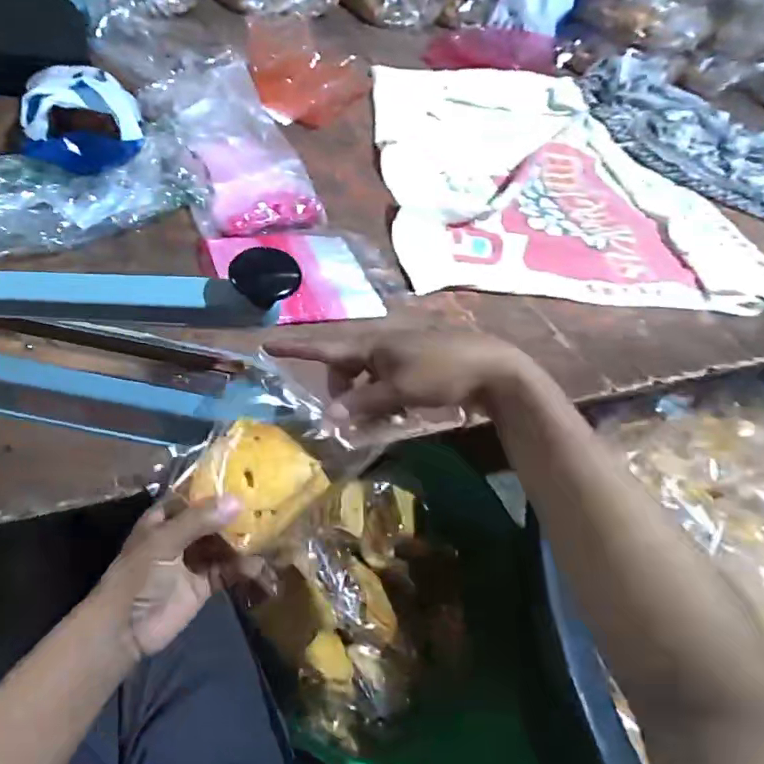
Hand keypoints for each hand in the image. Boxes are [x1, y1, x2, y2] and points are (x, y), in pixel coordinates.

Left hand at [89, 497, 263, 660]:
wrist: (125, 628)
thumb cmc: (138, 575)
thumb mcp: (164, 541)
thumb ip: (199, 521)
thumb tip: (237, 501)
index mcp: (164, 517)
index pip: (194, 496)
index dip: (218, 488)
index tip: (249, 479)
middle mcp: (181, 534)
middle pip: (213, 520)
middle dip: (236, 517)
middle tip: (269, 509)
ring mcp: (192, 560)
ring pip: (223, 545)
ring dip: (243, 543)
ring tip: (270, 539)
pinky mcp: (203, 585)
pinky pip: (227, 571)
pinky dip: (242, 569)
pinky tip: (258, 566)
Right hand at [267, 332, 536, 422]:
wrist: (497, 367)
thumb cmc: (443, 372)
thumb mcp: (399, 391)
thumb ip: (362, 404)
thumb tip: (328, 419)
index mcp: (371, 341)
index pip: (323, 346)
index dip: (295, 348)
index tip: (266, 345)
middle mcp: (380, 342)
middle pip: (344, 366)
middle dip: (341, 391)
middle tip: (349, 418)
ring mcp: (399, 352)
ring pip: (366, 376)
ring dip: (366, 399)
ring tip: (381, 421)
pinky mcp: (417, 363)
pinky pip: (386, 380)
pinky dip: (385, 397)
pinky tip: (400, 414)